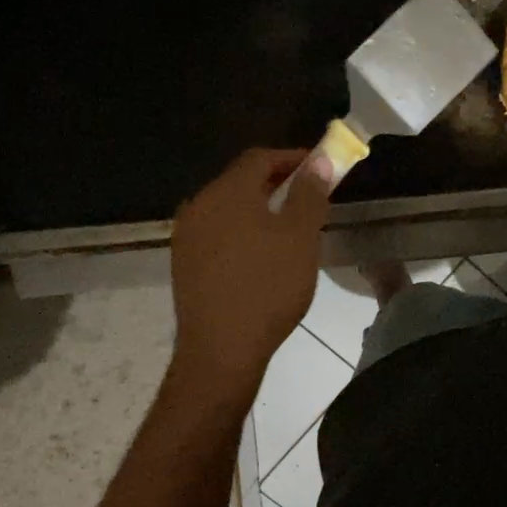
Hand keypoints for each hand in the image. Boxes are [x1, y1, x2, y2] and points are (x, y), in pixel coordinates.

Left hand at [169, 149, 332, 390]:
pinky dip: (243, 232)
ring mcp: (186, 236)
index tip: (322, 169)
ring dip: (260, 210)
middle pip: (241, 181)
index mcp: (226, 192)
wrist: (221, 349)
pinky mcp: (184, 263)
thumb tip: (319, 161)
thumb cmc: (268, 287)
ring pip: (229, 209)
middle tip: (311, 200)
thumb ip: (310, 193)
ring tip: (290, 231)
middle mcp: (199, 205)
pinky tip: (263, 257)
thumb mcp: (301, 237)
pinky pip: (219, 233)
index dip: (294, 158)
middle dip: (278, 184)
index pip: (260, 158)